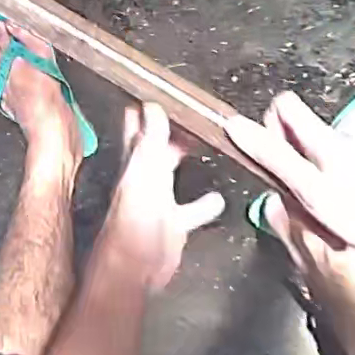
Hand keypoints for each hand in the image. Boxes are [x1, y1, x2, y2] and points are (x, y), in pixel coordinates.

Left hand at [98, 103, 226, 290]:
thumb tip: (152, 105)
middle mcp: (145, 175)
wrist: (135, 265)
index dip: (147, 106)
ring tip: (206, 144)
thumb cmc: (135, 219)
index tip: (162, 89)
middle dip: (171, 128)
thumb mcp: (145, 172)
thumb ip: (151, 140)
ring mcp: (159, 198)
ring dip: (187, 158)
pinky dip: (206, 202)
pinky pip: (193, 209)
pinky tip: (219, 199)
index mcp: (135, 159)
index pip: (138, 123)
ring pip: (173, 171)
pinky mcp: (174, 222)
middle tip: (191, 113)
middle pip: (158, 144)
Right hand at [225, 91, 354, 274]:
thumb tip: (233, 124)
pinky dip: (336, 188)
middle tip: (299, 193)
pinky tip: (351, 217)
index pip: (283, 104)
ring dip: (312, 176)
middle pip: (300, 130)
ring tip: (325, 212)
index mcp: (324, 139)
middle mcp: (343, 140)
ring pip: (321, 153)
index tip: (274, 159)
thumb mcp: (314, 191)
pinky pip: (343, 170)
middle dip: (288, 156)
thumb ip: (273, 157)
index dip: (268, 124)